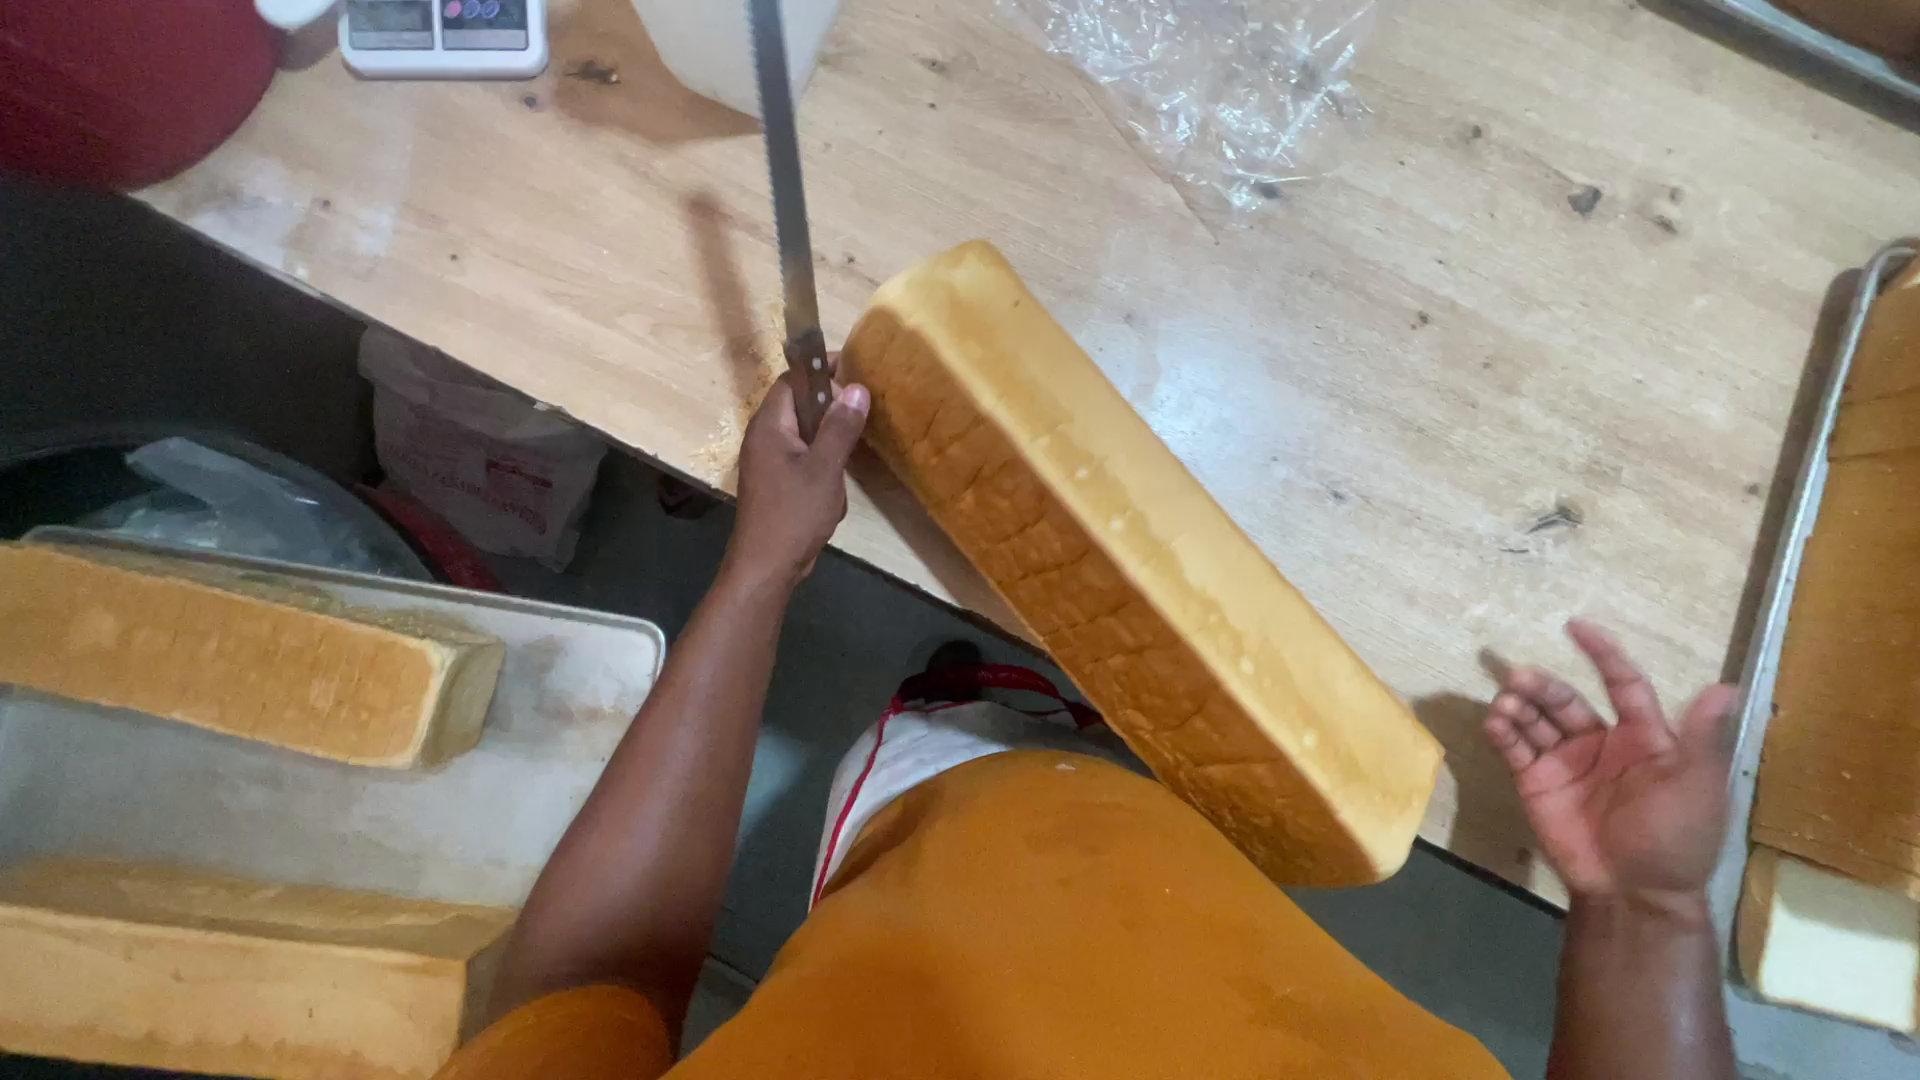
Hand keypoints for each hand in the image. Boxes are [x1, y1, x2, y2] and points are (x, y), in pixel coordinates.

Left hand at [723, 368, 868, 590]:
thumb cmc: (793, 513)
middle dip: (831, 410)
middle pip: (800, 407)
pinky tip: (836, 487)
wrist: (767, 566)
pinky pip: (803, 461)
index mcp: (769, 426)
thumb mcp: (824, 468)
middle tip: (862, 412)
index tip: (854, 368)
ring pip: (805, 437)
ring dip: (829, 444)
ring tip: (852, 452)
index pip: (793, 381)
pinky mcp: (776, 484)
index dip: (821, 370)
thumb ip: (841, 427)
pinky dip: (822, 468)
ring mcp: (768, 463)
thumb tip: (856, 388)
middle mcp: (764, 438)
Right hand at [1483, 619, 1736, 909]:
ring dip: (1518, 705)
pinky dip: (1501, 730)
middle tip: (1520, 678)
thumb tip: (1726, 687)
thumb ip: (1702, 739)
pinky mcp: (1534, 780)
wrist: (1632, 890)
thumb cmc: (1675, 837)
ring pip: (1534, 719)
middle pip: (1565, 700)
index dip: (1602, 655)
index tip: (1575, 626)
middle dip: (1542, 685)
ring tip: (1507, 705)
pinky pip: (1513, 746)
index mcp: (1643, 740)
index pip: (1621, 685)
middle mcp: (1599, 743)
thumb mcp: (1697, 787)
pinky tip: (1496, 723)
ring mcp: (1563, 761)